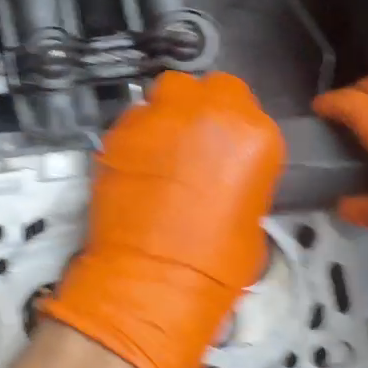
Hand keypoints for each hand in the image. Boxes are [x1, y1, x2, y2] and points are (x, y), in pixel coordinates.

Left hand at [41, 71, 283, 367]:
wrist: (152, 279)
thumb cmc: (216, 263)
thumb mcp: (251, 213)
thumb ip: (239, 173)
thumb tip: (220, 169)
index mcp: (251, 133)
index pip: (243, 103)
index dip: (229, 122)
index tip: (221, 143)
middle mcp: (204, 112)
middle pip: (200, 88)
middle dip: (196, 108)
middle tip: (191, 141)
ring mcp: (155, 119)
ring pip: (160, 96)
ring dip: (164, 117)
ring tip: (161, 149)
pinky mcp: (116, 134)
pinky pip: (130, 122)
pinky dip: (135, 137)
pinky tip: (135, 164)